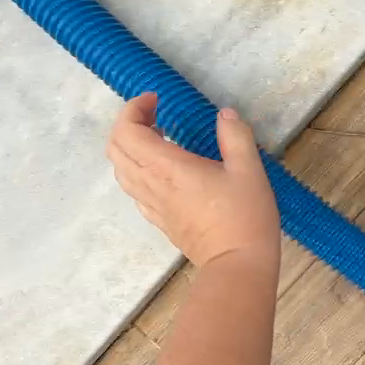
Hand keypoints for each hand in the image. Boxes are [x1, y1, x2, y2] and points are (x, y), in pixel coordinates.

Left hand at [106, 93, 279, 269]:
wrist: (238, 264)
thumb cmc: (245, 216)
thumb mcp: (249, 170)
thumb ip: (235, 136)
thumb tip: (225, 115)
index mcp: (168, 167)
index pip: (128, 131)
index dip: (134, 109)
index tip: (157, 100)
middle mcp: (151, 184)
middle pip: (115, 149)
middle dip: (127, 125)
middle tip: (155, 117)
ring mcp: (152, 205)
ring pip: (121, 170)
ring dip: (130, 148)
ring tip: (158, 140)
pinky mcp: (160, 220)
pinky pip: (134, 190)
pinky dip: (138, 171)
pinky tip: (164, 172)